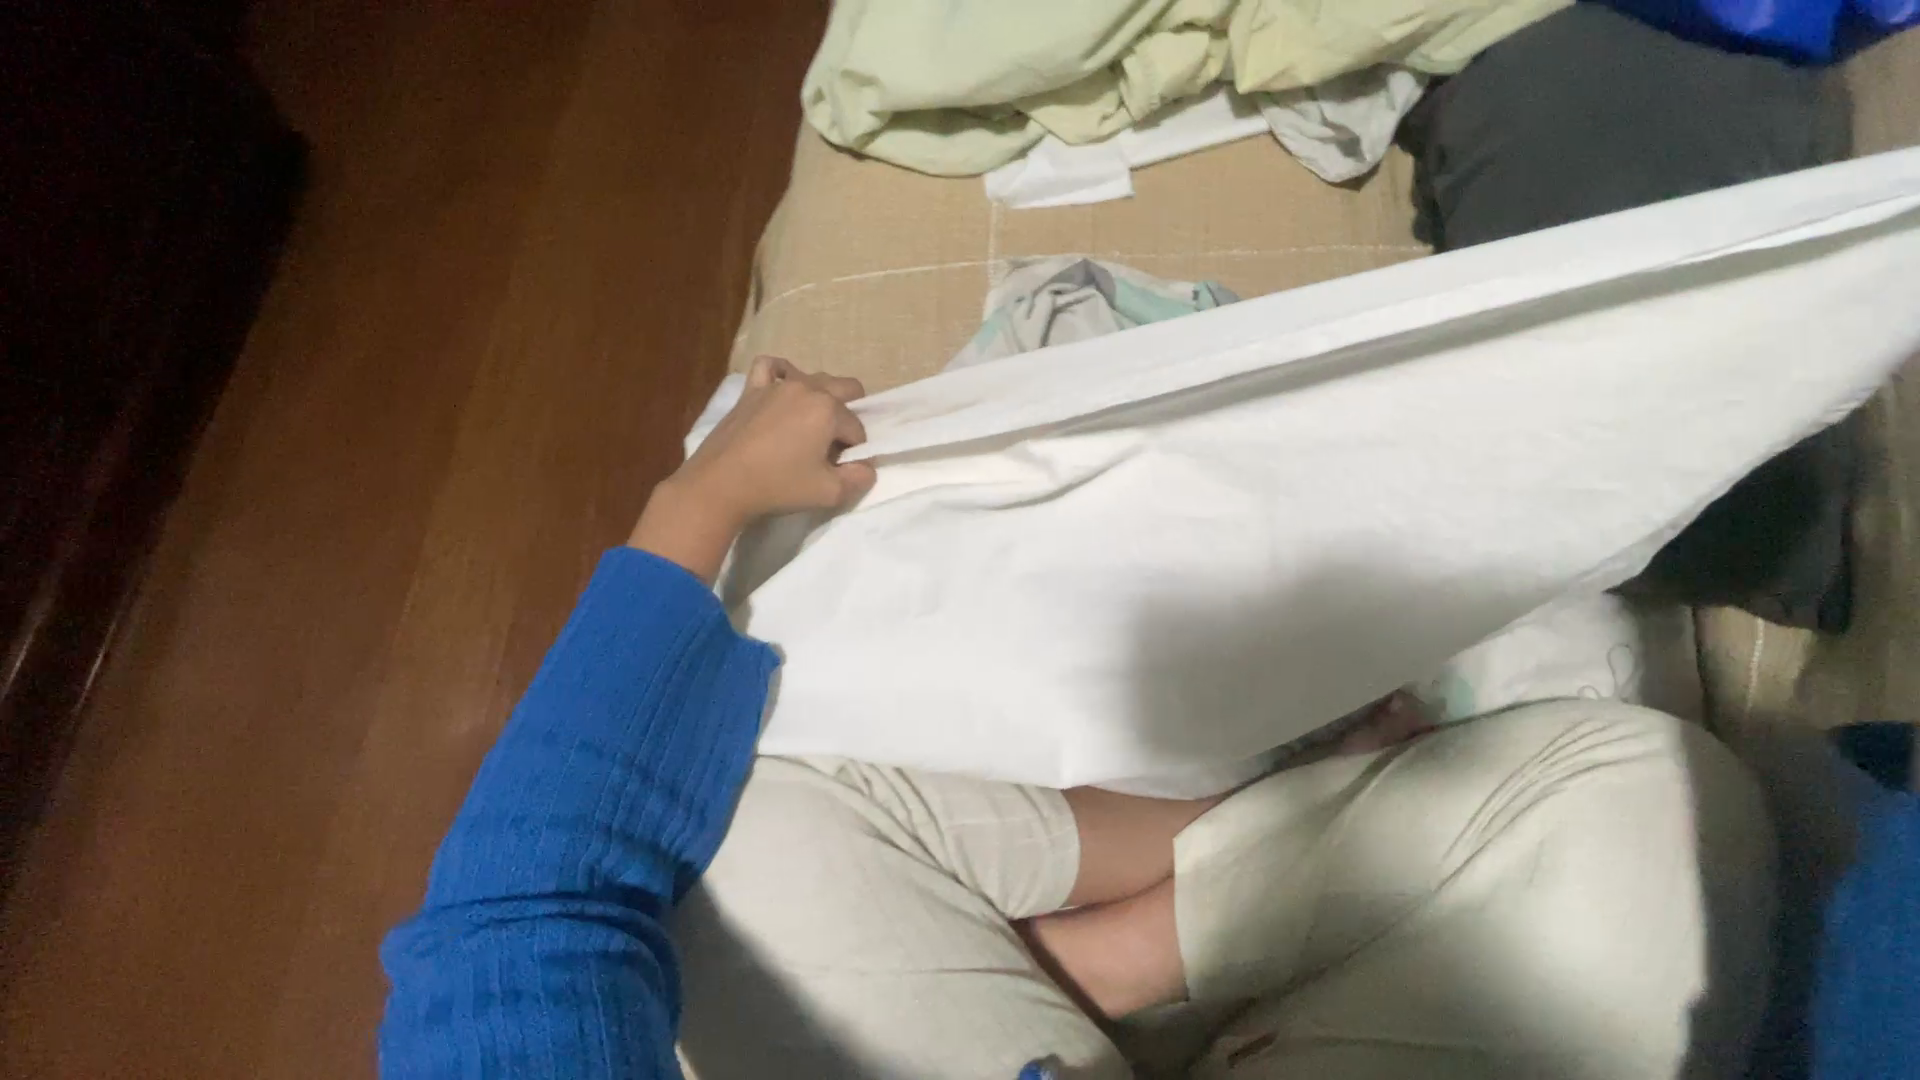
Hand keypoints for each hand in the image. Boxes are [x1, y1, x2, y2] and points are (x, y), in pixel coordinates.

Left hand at [629, 356, 875, 581]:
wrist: (721, 484)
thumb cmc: (779, 486)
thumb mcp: (829, 493)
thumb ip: (858, 479)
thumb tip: (866, 468)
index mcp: (828, 410)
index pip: (857, 428)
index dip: (854, 450)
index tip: (839, 468)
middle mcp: (806, 388)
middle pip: (845, 389)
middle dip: (849, 414)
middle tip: (834, 444)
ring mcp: (776, 385)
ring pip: (812, 378)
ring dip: (822, 397)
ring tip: (811, 424)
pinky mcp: (751, 390)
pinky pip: (770, 367)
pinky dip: (782, 373)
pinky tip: (782, 388)